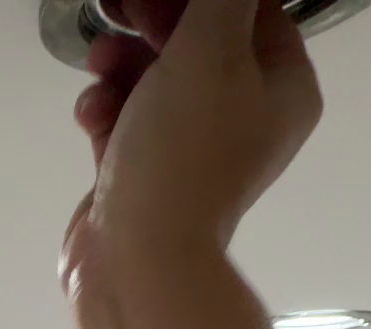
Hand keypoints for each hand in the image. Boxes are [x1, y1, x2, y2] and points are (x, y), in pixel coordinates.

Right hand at [65, 0, 321, 266]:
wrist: (134, 261)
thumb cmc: (180, 156)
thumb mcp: (209, 53)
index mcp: (280, 90)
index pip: (253, 13)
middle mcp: (238, 119)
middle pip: (198, 46)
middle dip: (154, 23)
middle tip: (116, 5)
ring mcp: (184, 152)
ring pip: (153, 86)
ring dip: (121, 66)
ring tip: (97, 60)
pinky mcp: (136, 178)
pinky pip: (124, 127)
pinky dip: (106, 112)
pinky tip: (89, 112)